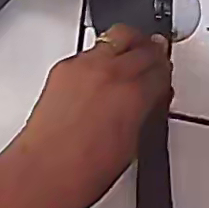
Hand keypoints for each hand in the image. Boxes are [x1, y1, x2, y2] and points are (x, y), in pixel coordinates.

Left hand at [0, 25, 171, 207]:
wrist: (43, 172)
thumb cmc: (82, 171)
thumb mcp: (131, 147)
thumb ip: (143, 113)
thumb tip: (148, 102)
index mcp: (133, 95)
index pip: (160, 70)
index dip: (165, 72)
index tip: (164, 75)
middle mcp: (109, 73)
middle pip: (142, 46)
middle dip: (153, 51)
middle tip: (156, 54)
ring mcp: (85, 66)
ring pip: (116, 36)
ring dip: (130, 41)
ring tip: (134, 48)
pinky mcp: (63, 66)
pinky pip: (90, 50)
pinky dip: (101, 53)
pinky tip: (103, 66)